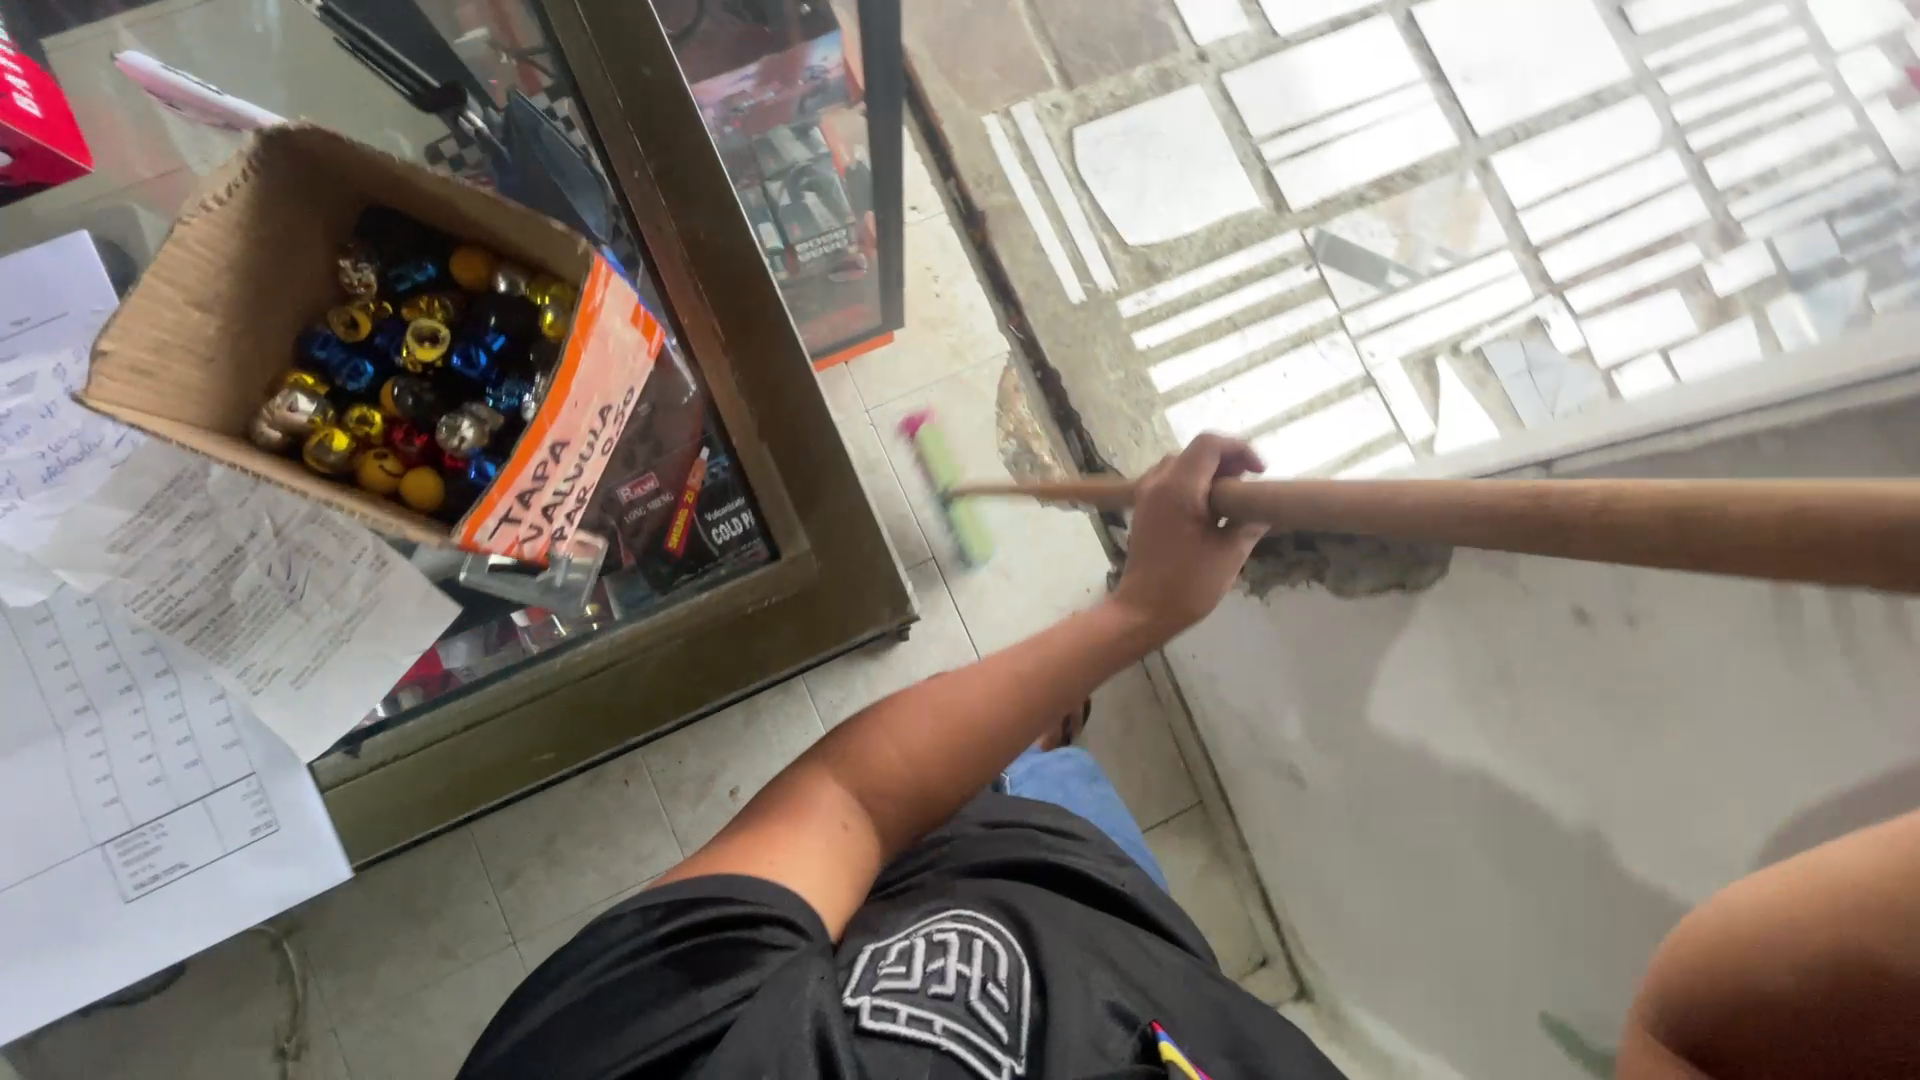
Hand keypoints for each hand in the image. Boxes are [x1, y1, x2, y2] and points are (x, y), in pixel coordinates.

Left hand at [1111, 434, 1269, 636]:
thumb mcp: (1230, 553)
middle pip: (1195, 452)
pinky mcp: (1142, 510)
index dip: (1240, 449)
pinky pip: (1168, 482)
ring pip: (1180, 465)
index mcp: (1178, 488)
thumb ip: (1249, 522)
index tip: (1259, 473)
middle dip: (1226, 462)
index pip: (1210, 444)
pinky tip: (1208, 511)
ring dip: (1208, 473)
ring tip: (1231, 500)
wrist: (1142, 610)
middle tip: (1248, 487)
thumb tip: (1264, 508)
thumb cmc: (1188, 584)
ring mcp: (1145, 496)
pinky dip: (1191, 485)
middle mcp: (1157, 483)